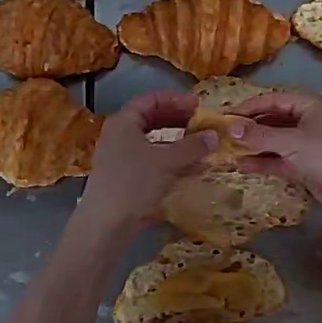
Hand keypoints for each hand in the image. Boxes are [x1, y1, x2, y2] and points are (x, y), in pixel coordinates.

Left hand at [75, 90, 216, 234]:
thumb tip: (215, 135)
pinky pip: (150, 160)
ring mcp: (119, 157)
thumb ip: (192, 146)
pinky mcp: (124, 177)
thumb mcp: (167, 161)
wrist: (106, 223)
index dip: (175, 99)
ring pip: (151, 141)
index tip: (199, 105)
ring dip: (176, 141)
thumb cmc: (134, 183)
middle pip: (151, 119)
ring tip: (201, 145)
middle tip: (203, 123)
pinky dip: (169, 160)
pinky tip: (189, 168)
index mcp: (123, 121)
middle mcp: (118, 135)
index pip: (150, 99)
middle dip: (178, 120)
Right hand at [226, 91, 321, 219]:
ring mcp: (308, 146)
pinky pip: (280, 160)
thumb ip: (259, 135)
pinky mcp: (307, 167)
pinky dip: (263, 162)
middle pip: (274, 120)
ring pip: (275, 142)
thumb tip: (230, 128)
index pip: (275, 100)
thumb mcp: (291, 142)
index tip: (227, 115)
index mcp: (310, 107)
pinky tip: (242, 166)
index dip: (251, 106)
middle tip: (225, 133)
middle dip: (250, 127)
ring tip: (229, 150)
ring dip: (254, 146)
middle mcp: (309, 123)